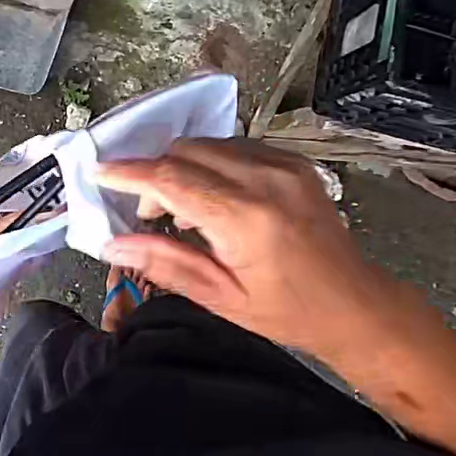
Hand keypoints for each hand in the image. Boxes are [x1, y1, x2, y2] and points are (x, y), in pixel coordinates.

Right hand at [94, 138, 424, 358]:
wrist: (353, 302)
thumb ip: (166, 263)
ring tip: (189, 211)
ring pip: (212, 144)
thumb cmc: (289, 311)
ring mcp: (286, 166)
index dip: (130, 174)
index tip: (101, 172)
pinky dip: (216, 164)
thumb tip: (112, 244)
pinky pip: (239, 147)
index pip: (173, 179)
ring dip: (187, 167)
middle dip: (158, 174)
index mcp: (247, 219)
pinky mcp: (296, 162)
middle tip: (153, 215)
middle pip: (189, 151)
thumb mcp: (222, 298)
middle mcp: (267, 180)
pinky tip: (219, 197)